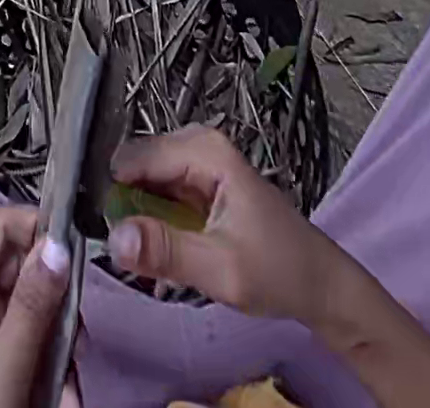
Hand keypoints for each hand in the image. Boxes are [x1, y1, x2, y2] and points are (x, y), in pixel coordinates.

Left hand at [0, 206, 72, 407]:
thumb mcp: (0, 375)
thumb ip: (32, 309)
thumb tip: (60, 244)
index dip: (39, 228)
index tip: (81, 256)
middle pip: (20, 258)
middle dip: (54, 292)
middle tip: (75, 336)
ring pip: (32, 291)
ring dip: (57, 326)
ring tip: (64, 370)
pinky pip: (30, 321)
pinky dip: (50, 346)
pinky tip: (56, 382)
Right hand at [107, 126, 345, 328]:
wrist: (322, 286)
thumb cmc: (279, 272)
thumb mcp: (220, 270)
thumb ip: (165, 251)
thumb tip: (113, 239)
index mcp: (205, 150)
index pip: (133, 158)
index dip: (114, 194)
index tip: (108, 234)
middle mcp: (198, 144)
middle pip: (134, 165)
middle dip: (125, 205)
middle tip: (133, 249)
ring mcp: (198, 160)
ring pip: (142, 178)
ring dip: (137, 214)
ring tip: (149, 250)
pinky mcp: (197, 179)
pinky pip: (156, 190)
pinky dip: (152, 218)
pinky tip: (162, 245)